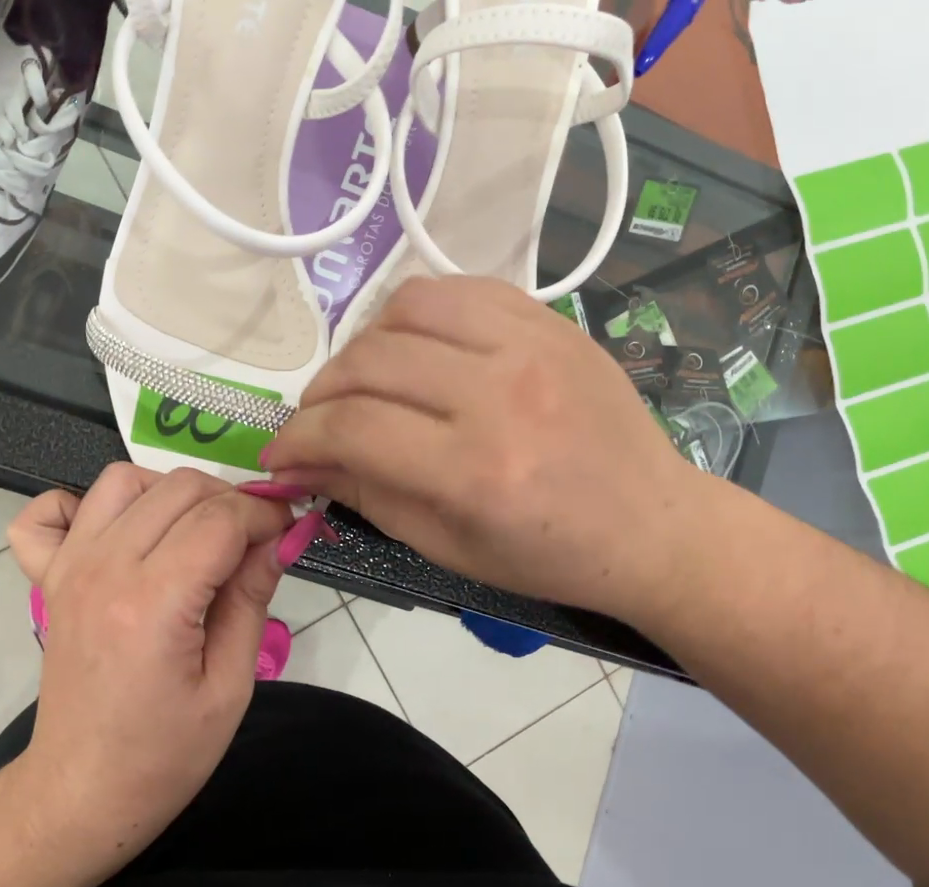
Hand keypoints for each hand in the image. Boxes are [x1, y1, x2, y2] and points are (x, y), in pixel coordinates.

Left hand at [5, 464, 292, 845]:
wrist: (84, 789)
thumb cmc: (165, 755)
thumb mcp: (230, 687)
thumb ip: (251, 600)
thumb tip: (280, 538)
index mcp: (154, 603)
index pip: (221, 517)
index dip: (266, 514)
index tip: (288, 532)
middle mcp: (104, 569)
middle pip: (178, 487)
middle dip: (229, 501)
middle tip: (253, 542)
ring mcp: (68, 568)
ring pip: (123, 480)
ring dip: (169, 494)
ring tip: (195, 535)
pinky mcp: (48, 578)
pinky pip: (50, 511)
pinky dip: (85, 506)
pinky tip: (119, 535)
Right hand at [265, 277, 705, 619]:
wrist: (649, 523)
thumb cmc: (544, 555)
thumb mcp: (443, 546)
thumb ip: (363, 495)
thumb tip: (295, 464)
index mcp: (475, 471)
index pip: (352, 429)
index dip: (298, 440)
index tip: (279, 455)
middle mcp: (500, 394)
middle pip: (368, 363)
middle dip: (320, 396)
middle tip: (317, 424)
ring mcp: (530, 344)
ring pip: (404, 309)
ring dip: (362, 346)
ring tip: (364, 384)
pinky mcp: (549, 319)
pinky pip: (456, 288)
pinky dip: (414, 315)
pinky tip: (413, 351)